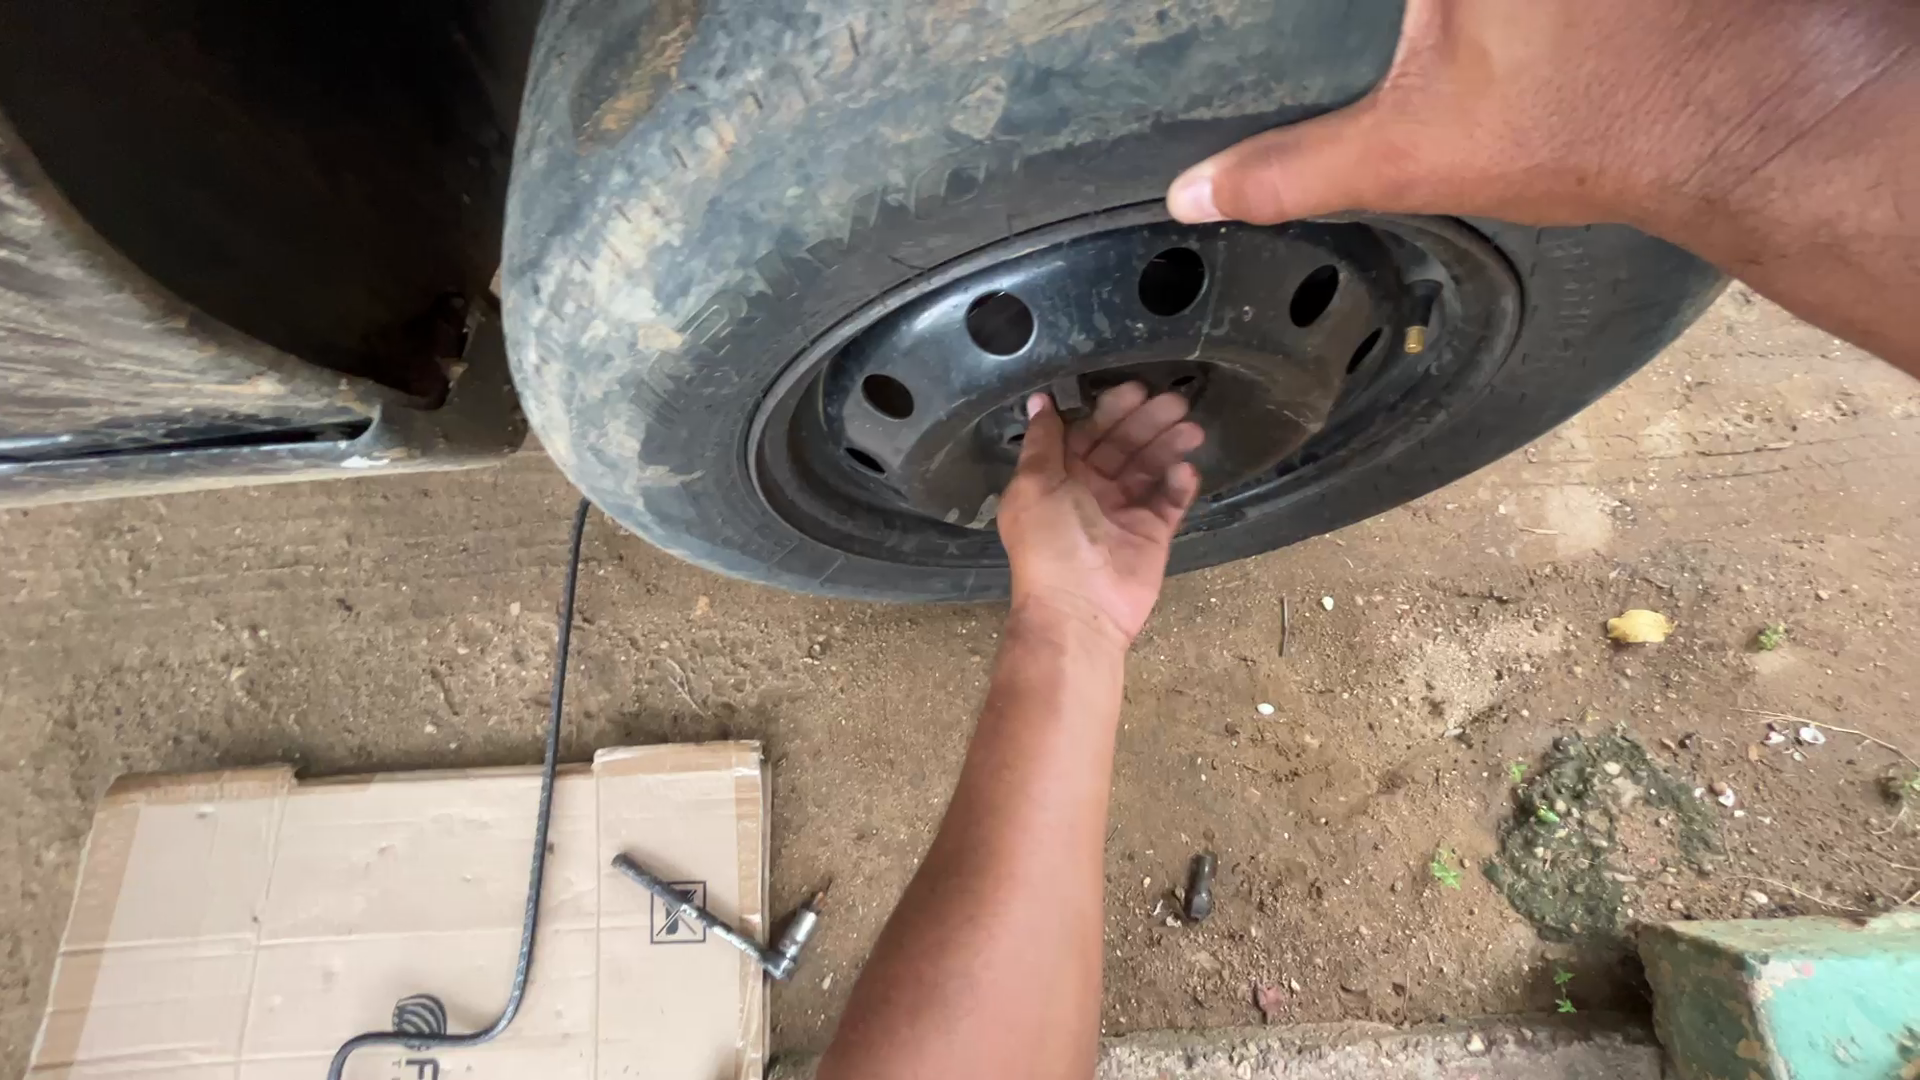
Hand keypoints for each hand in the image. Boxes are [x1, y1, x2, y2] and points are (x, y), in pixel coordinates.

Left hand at [995, 383, 1202, 645]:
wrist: (1078, 609)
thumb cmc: (1048, 544)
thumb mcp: (1033, 486)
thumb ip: (1041, 442)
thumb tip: (1038, 401)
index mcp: (1058, 477)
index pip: (1088, 433)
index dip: (1111, 411)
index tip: (1136, 390)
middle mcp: (1090, 490)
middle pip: (1123, 445)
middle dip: (1147, 421)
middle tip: (1174, 402)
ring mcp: (1123, 510)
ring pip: (1150, 467)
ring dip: (1169, 444)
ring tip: (1191, 427)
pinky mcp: (1152, 532)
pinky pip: (1169, 500)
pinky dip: (1178, 483)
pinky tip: (1185, 469)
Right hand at [1164, 0, 1911, 234]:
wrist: (1751, 117)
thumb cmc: (1589, 124)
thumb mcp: (1404, 154)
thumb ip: (1286, 171)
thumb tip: (1191, 194)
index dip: (1301, 15)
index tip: (1365, 59)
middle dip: (1343, 18)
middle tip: (1360, 45)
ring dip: (1397, 16)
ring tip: (1421, 48)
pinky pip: (1447, 1)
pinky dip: (1433, 13)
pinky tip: (1435, 30)